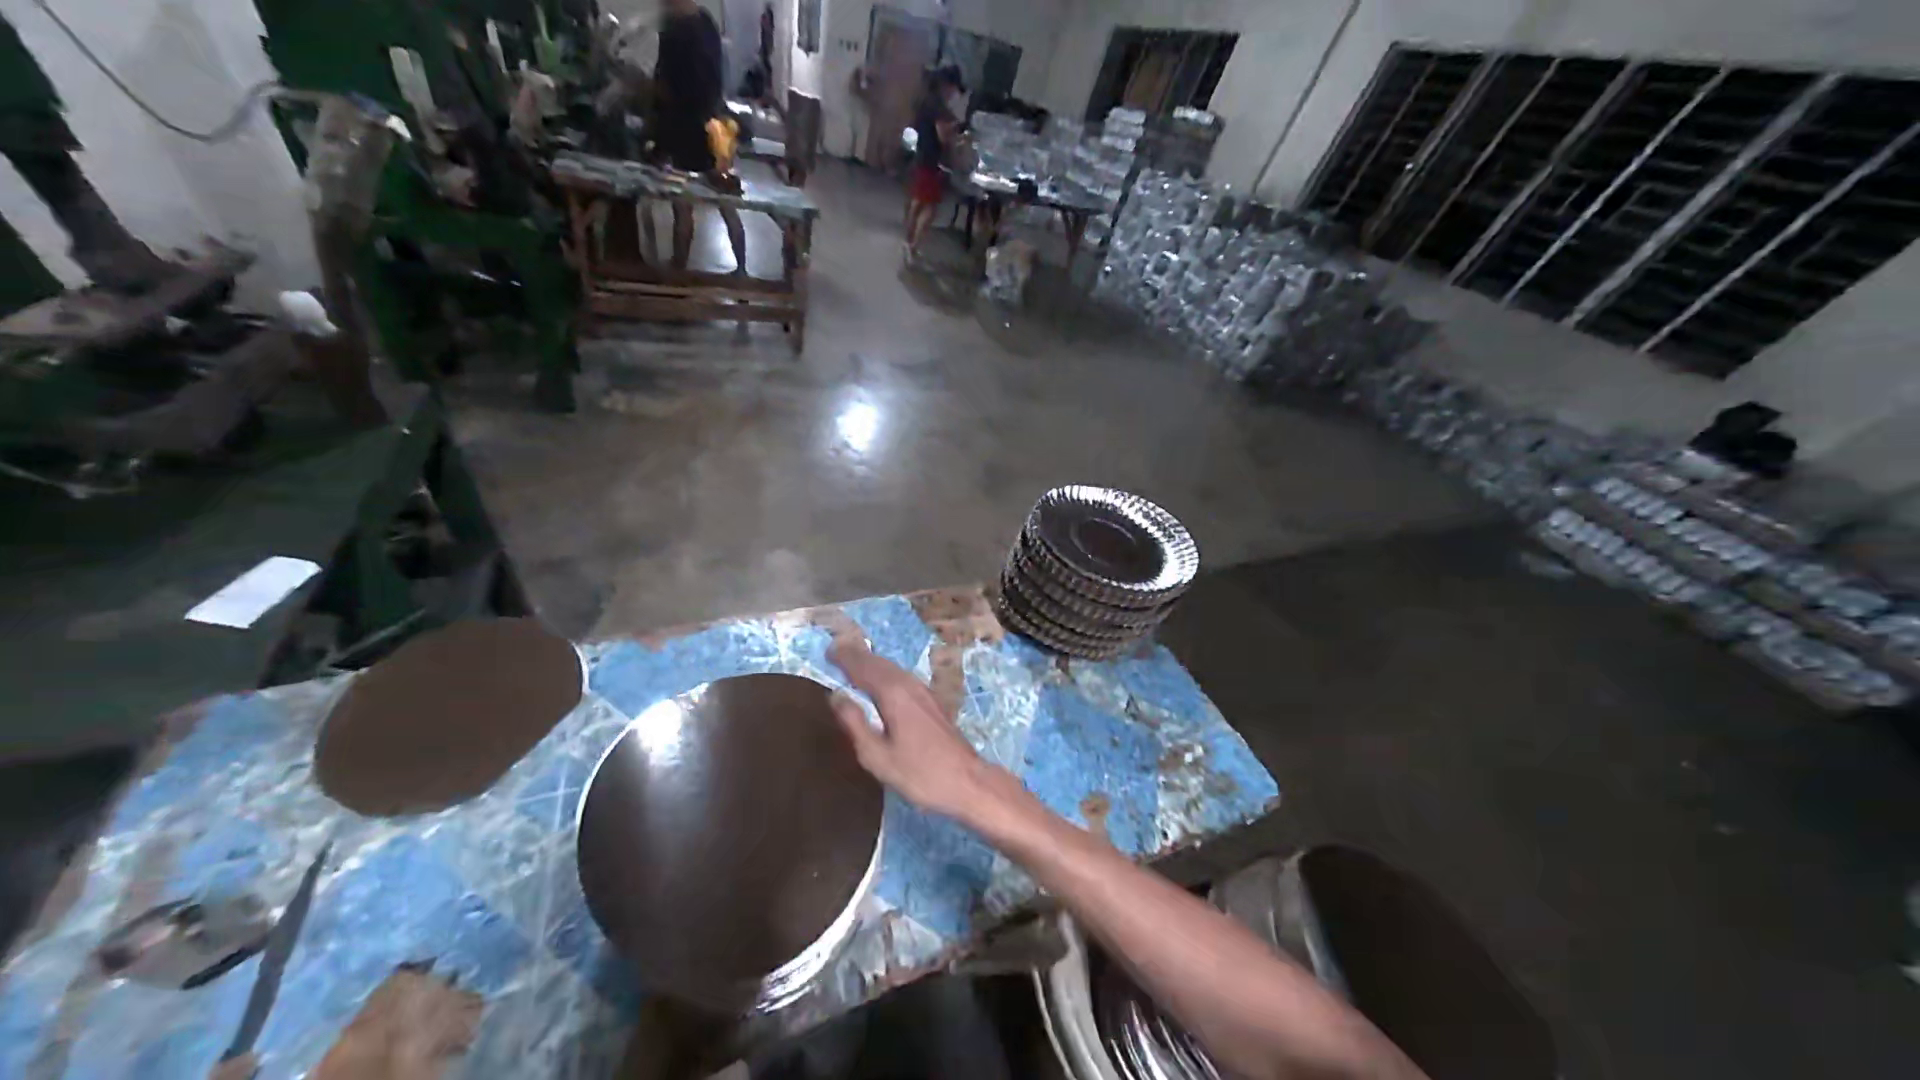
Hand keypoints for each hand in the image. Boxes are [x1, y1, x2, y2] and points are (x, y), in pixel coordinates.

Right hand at [828, 636, 1008, 820]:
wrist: (968, 781)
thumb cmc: (920, 773)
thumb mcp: (877, 756)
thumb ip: (854, 724)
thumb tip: (836, 695)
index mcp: (893, 692)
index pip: (863, 666)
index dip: (844, 657)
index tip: (827, 652)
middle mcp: (908, 684)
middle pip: (878, 662)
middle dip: (856, 656)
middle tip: (835, 653)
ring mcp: (923, 691)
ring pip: (892, 668)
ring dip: (871, 663)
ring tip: (852, 664)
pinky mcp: (931, 701)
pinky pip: (901, 677)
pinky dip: (885, 674)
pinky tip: (881, 684)